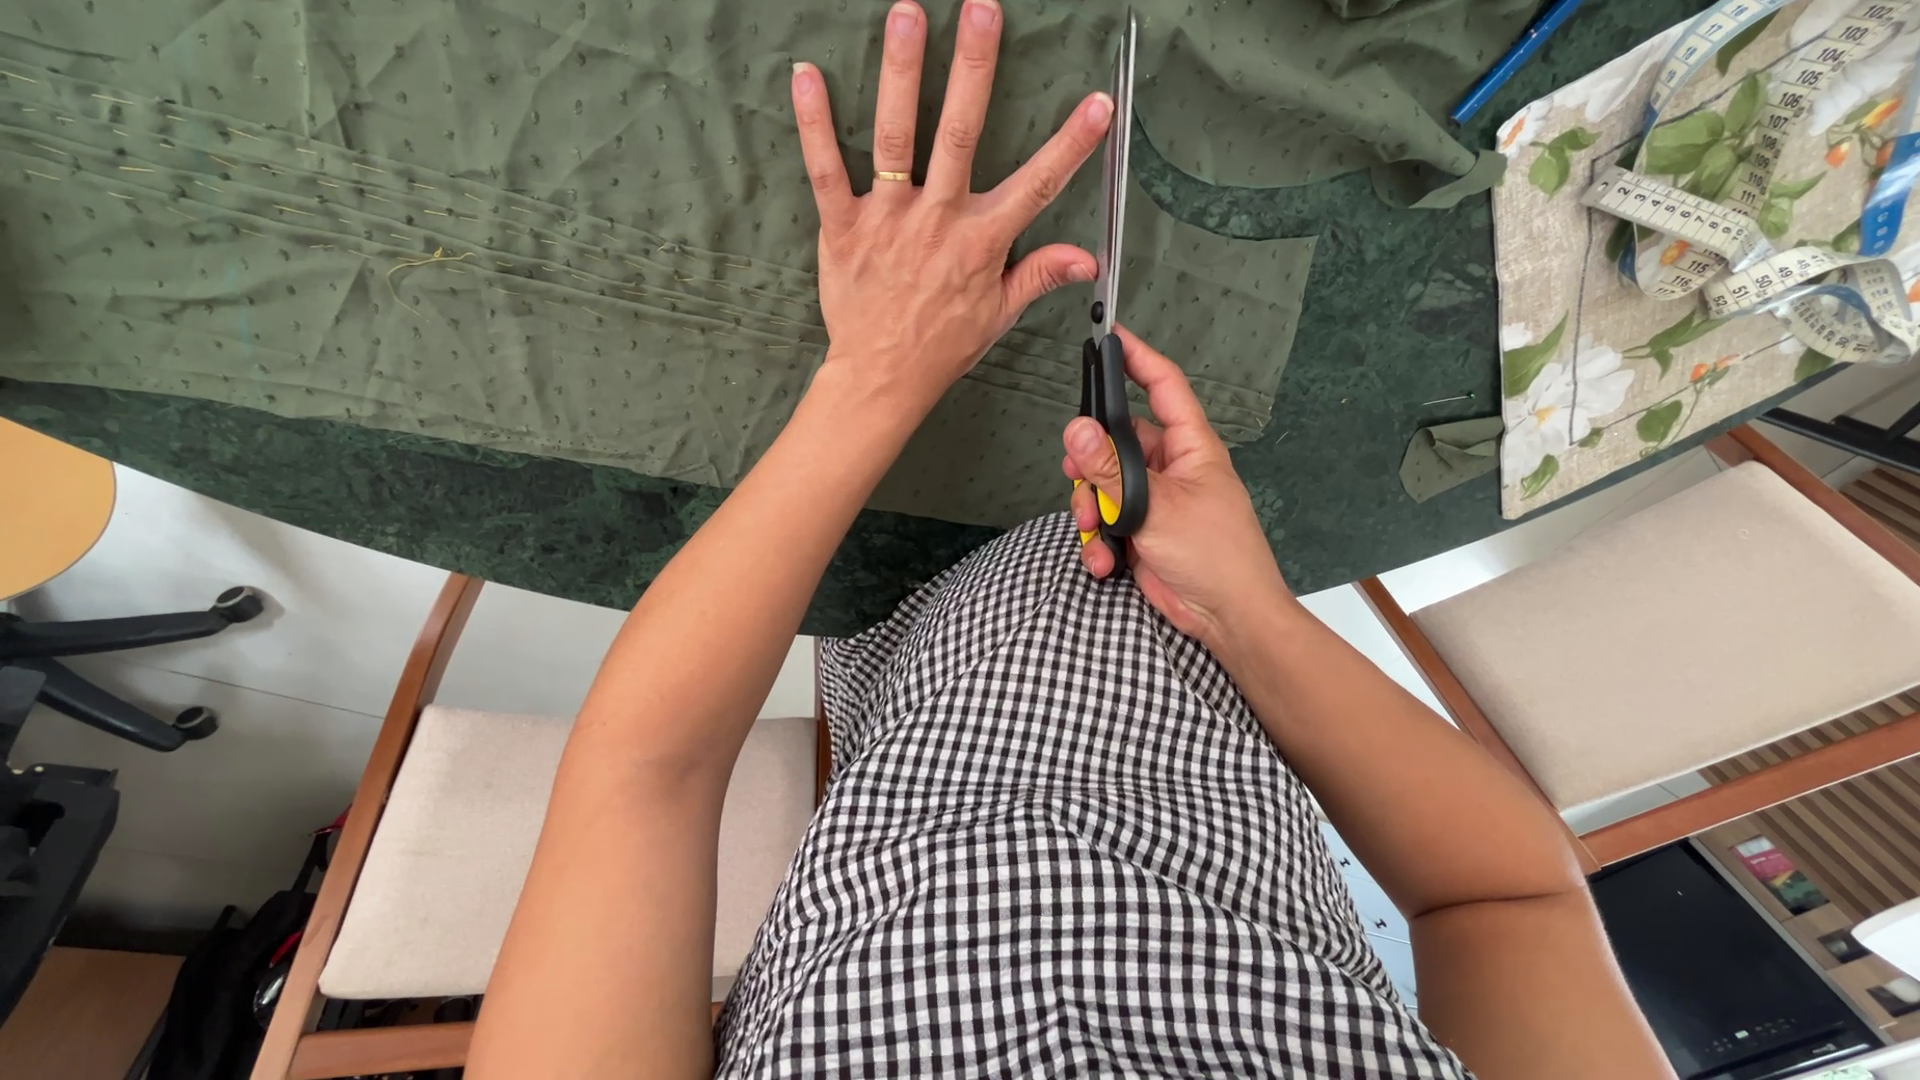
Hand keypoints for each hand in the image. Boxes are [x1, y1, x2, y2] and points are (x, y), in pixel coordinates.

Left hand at [791, 0, 1113, 412]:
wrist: (882, 378)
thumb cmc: (941, 347)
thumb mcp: (998, 315)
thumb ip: (1039, 276)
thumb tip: (1086, 259)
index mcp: (981, 243)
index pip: (1035, 185)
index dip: (1070, 145)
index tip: (1098, 104)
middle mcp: (938, 222)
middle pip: (961, 134)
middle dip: (976, 68)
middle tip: (983, 10)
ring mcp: (888, 222)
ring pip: (897, 138)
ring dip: (903, 74)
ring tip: (909, 16)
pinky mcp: (843, 228)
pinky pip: (826, 169)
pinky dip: (814, 124)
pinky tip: (807, 76)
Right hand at [1064, 327, 1293, 650]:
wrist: (1226, 616)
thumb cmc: (1214, 554)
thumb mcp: (1156, 505)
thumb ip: (1111, 468)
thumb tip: (1077, 429)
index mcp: (1190, 446)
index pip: (1164, 387)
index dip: (1138, 359)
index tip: (1111, 336)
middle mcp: (1170, 467)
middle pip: (1116, 442)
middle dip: (1090, 461)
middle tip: (1075, 473)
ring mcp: (1155, 500)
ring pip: (1103, 485)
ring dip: (1090, 508)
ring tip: (1096, 531)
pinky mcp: (1141, 531)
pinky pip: (1106, 522)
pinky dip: (1099, 540)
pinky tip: (1104, 560)